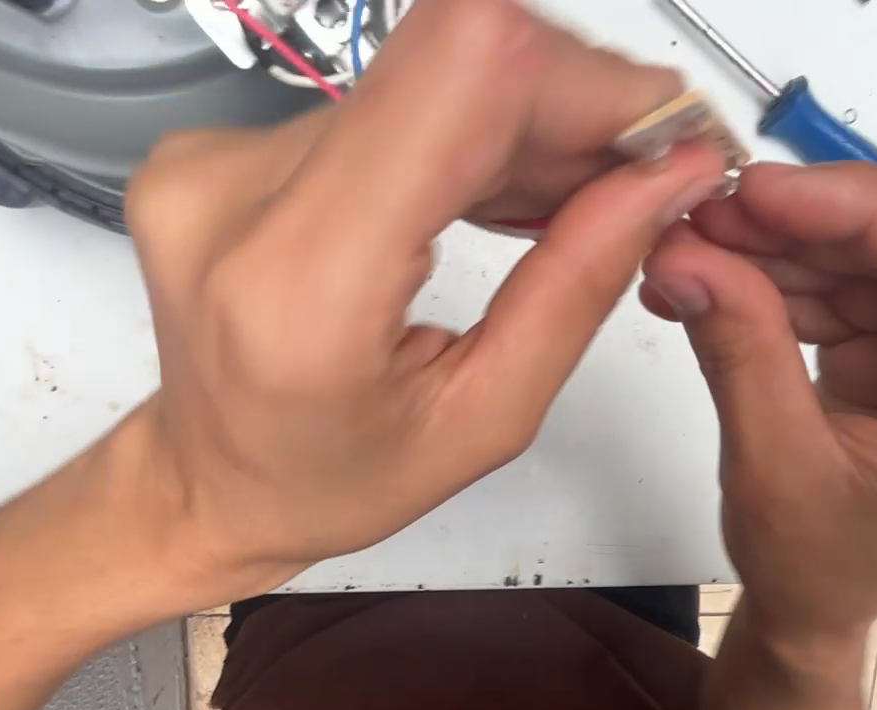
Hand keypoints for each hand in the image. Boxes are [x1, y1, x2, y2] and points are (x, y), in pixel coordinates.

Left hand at [125, 0, 725, 602]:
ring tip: (564, 204)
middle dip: (569, 107)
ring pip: (421, 74)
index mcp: (302, 291)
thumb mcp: (481, 422)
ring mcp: (220, 161)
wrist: (213, 483)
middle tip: (630, 179)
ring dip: (519, 126)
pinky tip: (498, 193)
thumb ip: (573, 292)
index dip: (582, 79)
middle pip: (450, 59)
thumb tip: (663, 178)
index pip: (461, 76)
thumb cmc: (329, 483)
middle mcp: (239, 200)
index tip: (657, 133)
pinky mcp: (227, 148)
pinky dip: (462, 135)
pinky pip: (379, 101)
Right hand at [641, 164, 876, 641]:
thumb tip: (680, 252)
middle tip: (710, 215)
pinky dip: (790, 285)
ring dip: (789, 252)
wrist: (812, 609)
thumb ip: (738, 349)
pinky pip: (865, 297)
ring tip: (696, 250)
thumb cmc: (806, 567)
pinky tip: (723, 280)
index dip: (867, 210)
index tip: (758, 190)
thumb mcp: (768, 464)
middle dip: (812, 229)